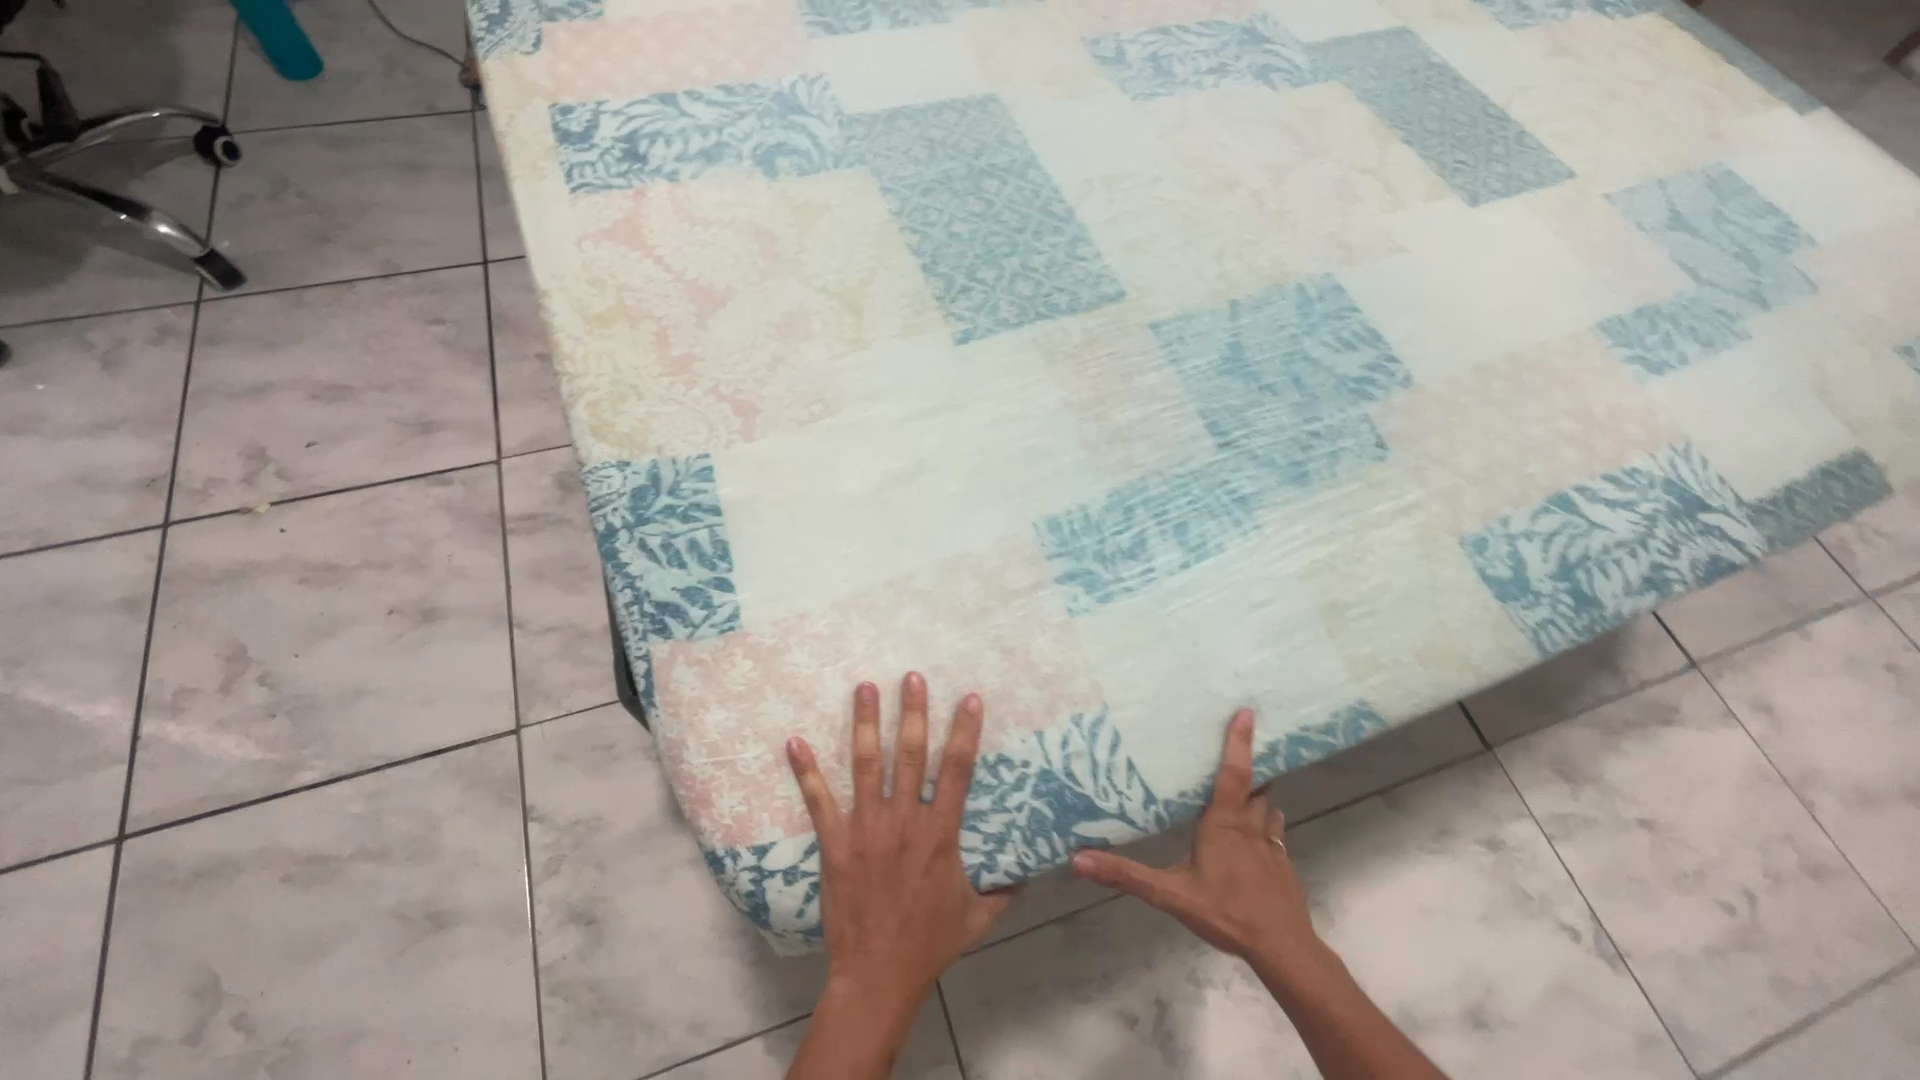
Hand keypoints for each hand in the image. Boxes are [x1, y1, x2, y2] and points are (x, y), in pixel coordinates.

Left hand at [786, 673, 1015, 1007]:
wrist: (878, 975)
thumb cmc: (930, 943)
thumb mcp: (978, 916)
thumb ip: (1004, 888)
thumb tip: (1030, 869)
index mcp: (940, 834)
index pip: (957, 771)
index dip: (964, 731)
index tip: (969, 697)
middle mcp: (904, 822)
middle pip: (911, 755)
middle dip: (913, 712)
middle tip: (911, 676)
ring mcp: (866, 830)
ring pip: (867, 765)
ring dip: (866, 724)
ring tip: (864, 687)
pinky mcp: (835, 844)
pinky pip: (820, 801)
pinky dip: (807, 771)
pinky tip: (795, 741)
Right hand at [1070, 709, 1322, 968]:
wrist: (1282, 947)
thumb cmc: (1227, 912)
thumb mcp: (1170, 895)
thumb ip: (1127, 875)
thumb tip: (1079, 859)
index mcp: (1224, 825)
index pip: (1233, 774)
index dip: (1239, 742)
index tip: (1246, 712)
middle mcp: (1251, 827)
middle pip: (1258, 786)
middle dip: (1253, 766)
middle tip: (1245, 747)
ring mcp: (1272, 848)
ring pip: (1270, 810)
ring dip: (1262, 796)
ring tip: (1250, 789)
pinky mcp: (1284, 868)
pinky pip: (1276, 836)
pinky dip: (1268, 827)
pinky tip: (1258, 842)